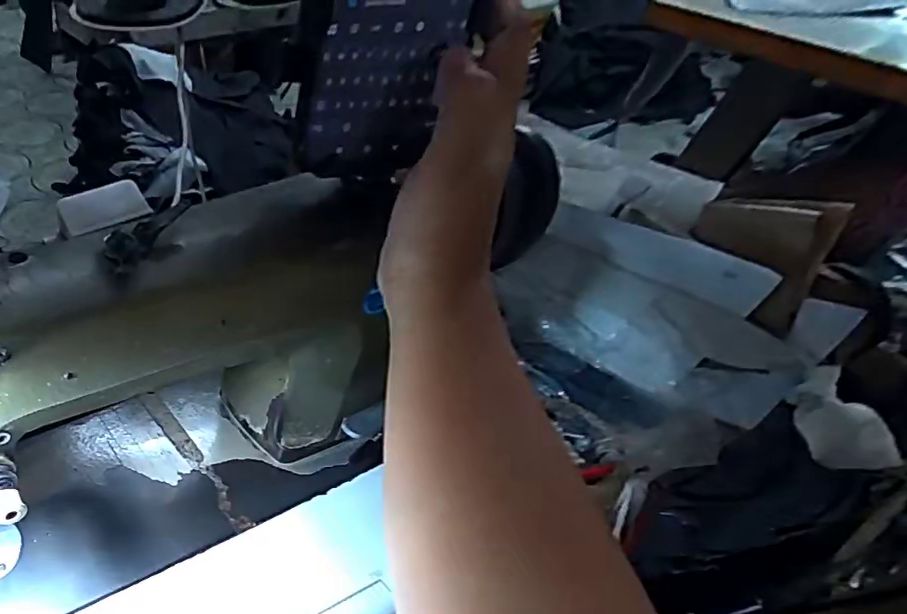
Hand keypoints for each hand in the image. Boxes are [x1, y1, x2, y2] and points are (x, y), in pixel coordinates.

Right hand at [379, 0, 541, 311]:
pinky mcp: (432, 187)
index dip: (498, 11)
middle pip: (491, 68)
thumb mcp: (455, 157)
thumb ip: (464, 101)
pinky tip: (394, 110)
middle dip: (473, 30)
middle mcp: (483, 136)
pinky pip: (433, 133)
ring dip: (444, 69)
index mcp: (493, 123)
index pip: (511, 47)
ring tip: (410, 49)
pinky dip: (420, 111)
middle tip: (431, 17)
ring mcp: (458, 164)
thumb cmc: (439, 229)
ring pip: (460, 100)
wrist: (429, 293)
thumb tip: (460, 52)